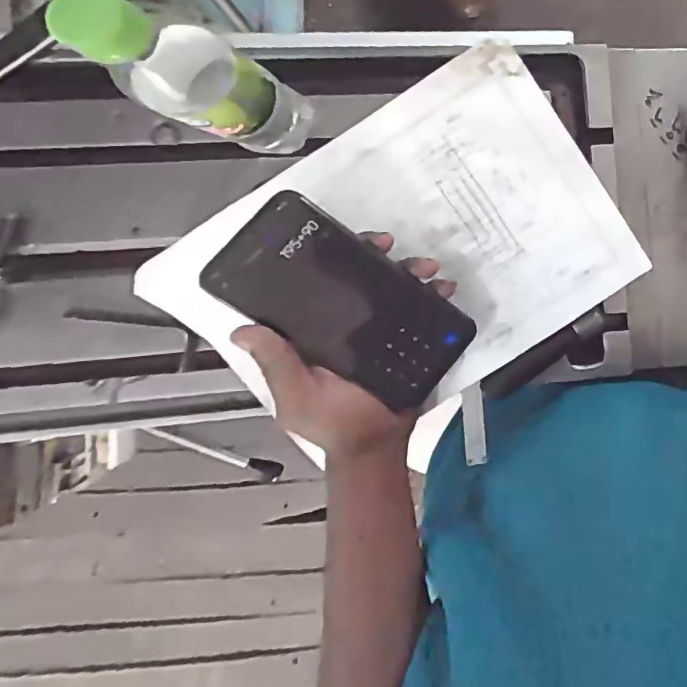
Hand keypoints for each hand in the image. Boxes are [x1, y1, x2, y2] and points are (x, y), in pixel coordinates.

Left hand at [231, 233, 457, 463]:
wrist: (377, 444)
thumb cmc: (331, 424)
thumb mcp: (295, 396)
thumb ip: (275, 363)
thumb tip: (242, 329)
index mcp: (319, 331)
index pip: (325, 284)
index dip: (337, 257)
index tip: (351, 242)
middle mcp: (349, 324)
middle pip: (364, 277)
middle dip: (379, 255)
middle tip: (390, 246)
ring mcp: (380, 330)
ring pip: (396, 287)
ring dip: (412, 270)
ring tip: (426, 269)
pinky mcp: (407, 339)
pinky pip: (422, 311)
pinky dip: (435, 295)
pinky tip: (443, 288)